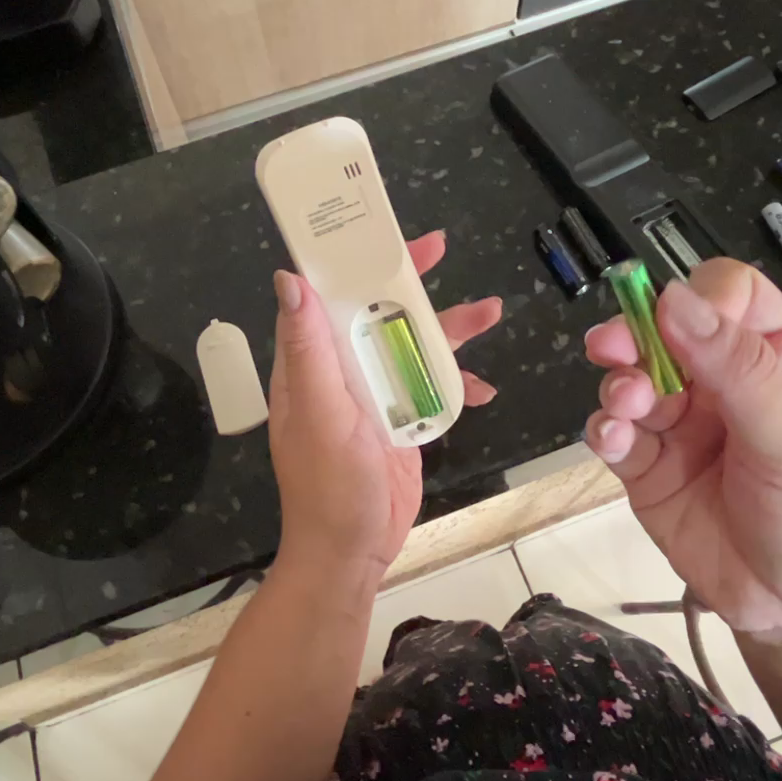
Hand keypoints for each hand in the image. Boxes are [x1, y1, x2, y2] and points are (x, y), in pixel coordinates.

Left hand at [268, 231, 502, 577]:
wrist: (354, 549)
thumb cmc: (330, 482)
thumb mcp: (318, 410)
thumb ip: (307, 348)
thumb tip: (290, 279)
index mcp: (311, 362)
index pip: (325, 296)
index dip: (347, 260)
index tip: (374, 231)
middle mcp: (340, 371)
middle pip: (374, 311)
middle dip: (405, 280)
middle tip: (438, 248)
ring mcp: (373, 395)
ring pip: (410, 344)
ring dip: (447, 328)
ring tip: (490, 311)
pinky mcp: (401, 419)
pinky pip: (431, 386)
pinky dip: (458, 383)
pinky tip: (484, 390)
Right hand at [582, 259, 781, 634]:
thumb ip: (739, 369)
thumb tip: (675, 299)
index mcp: (773, 360)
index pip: (731, 298)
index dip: (702, 297)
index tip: (676, 316)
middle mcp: (719, 384)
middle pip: (663, 332)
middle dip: (634, 335)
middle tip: (611, 348)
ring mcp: (677, 425)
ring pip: (629, 379)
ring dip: (618, 384)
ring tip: (627, 408)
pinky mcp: (644, 467)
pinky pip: (612, 434)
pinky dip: (604, 430)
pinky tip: (613, 440)